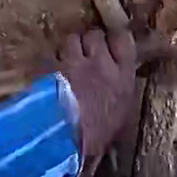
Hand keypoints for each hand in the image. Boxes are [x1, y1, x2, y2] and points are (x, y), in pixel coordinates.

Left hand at [56, 28, 138, 162]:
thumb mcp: (121, 114)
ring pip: (73, 38)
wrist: (69, 141)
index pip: (123, 40)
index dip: (114, 38)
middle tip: (86, 51)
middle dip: (90, 40)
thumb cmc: (100, 135)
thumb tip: (119, 82)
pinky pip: (54, 52)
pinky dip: (54, 57)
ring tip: (68, 58)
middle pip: (95, 35)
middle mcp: (101, 63)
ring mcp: (75, 63)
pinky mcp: (53, 66)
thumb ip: (121, 90)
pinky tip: (53, 68)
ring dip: (70, 46)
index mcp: (123, 76)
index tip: (110, 43)